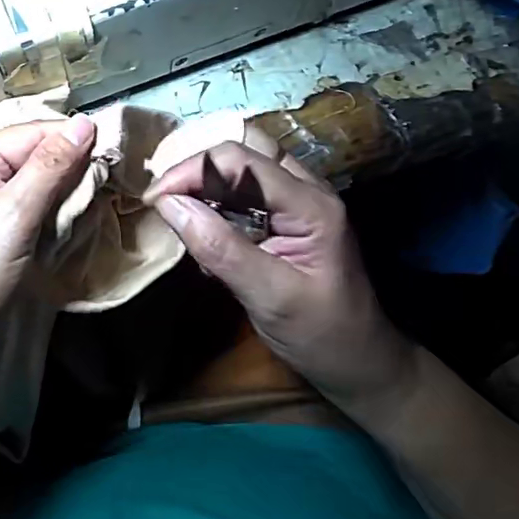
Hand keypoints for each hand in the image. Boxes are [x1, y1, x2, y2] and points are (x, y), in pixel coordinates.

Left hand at [0, 115, 96, 384]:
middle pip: (39, 151)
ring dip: (68, 190)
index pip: (35, 131)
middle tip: (106, 186)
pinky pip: (36, 199)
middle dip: (73, 167)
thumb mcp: (14, 216)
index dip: (75, 141)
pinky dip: (58, 207)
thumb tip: (86, 121)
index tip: (115, 158)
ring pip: (42, 176)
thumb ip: (51, 166)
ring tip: (90, 206)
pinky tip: (72, 219)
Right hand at [145, 141, 417, 413]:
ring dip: (206, 185)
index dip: (191, 170)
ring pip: (243, 168)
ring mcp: (298, 201)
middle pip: (243, 151)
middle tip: (163, 200)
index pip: (240, 161)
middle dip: (197, 169)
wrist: (364, 366)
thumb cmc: (324, 337)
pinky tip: (205, 235)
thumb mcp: (269, 297)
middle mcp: (306, 190)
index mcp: (310, 204)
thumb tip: (168, 204)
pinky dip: (217, 204)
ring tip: (180, 217)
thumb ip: (220, 248)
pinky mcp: (288, 217)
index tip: (154, 199)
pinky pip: (245, 192)